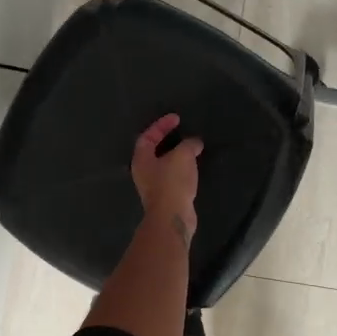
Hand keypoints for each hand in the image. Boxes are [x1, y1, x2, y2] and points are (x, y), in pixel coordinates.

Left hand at [131, 113, 202, 239]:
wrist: (172, 217)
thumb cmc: (172, 182)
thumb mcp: (182, 156)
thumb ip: (189, 145)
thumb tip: (195, 142)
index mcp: (141, 159)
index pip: (148, 136)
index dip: (161, 125)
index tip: (176, 118)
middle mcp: (144, 172)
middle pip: (153, 150)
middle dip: (168, 140)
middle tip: (182, 132)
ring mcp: (154, 186)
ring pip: (164, 164)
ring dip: (176, 155)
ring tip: (191, 148)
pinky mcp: (166, 196)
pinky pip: (173, 176)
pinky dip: (182, 169)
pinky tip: (193, 167)